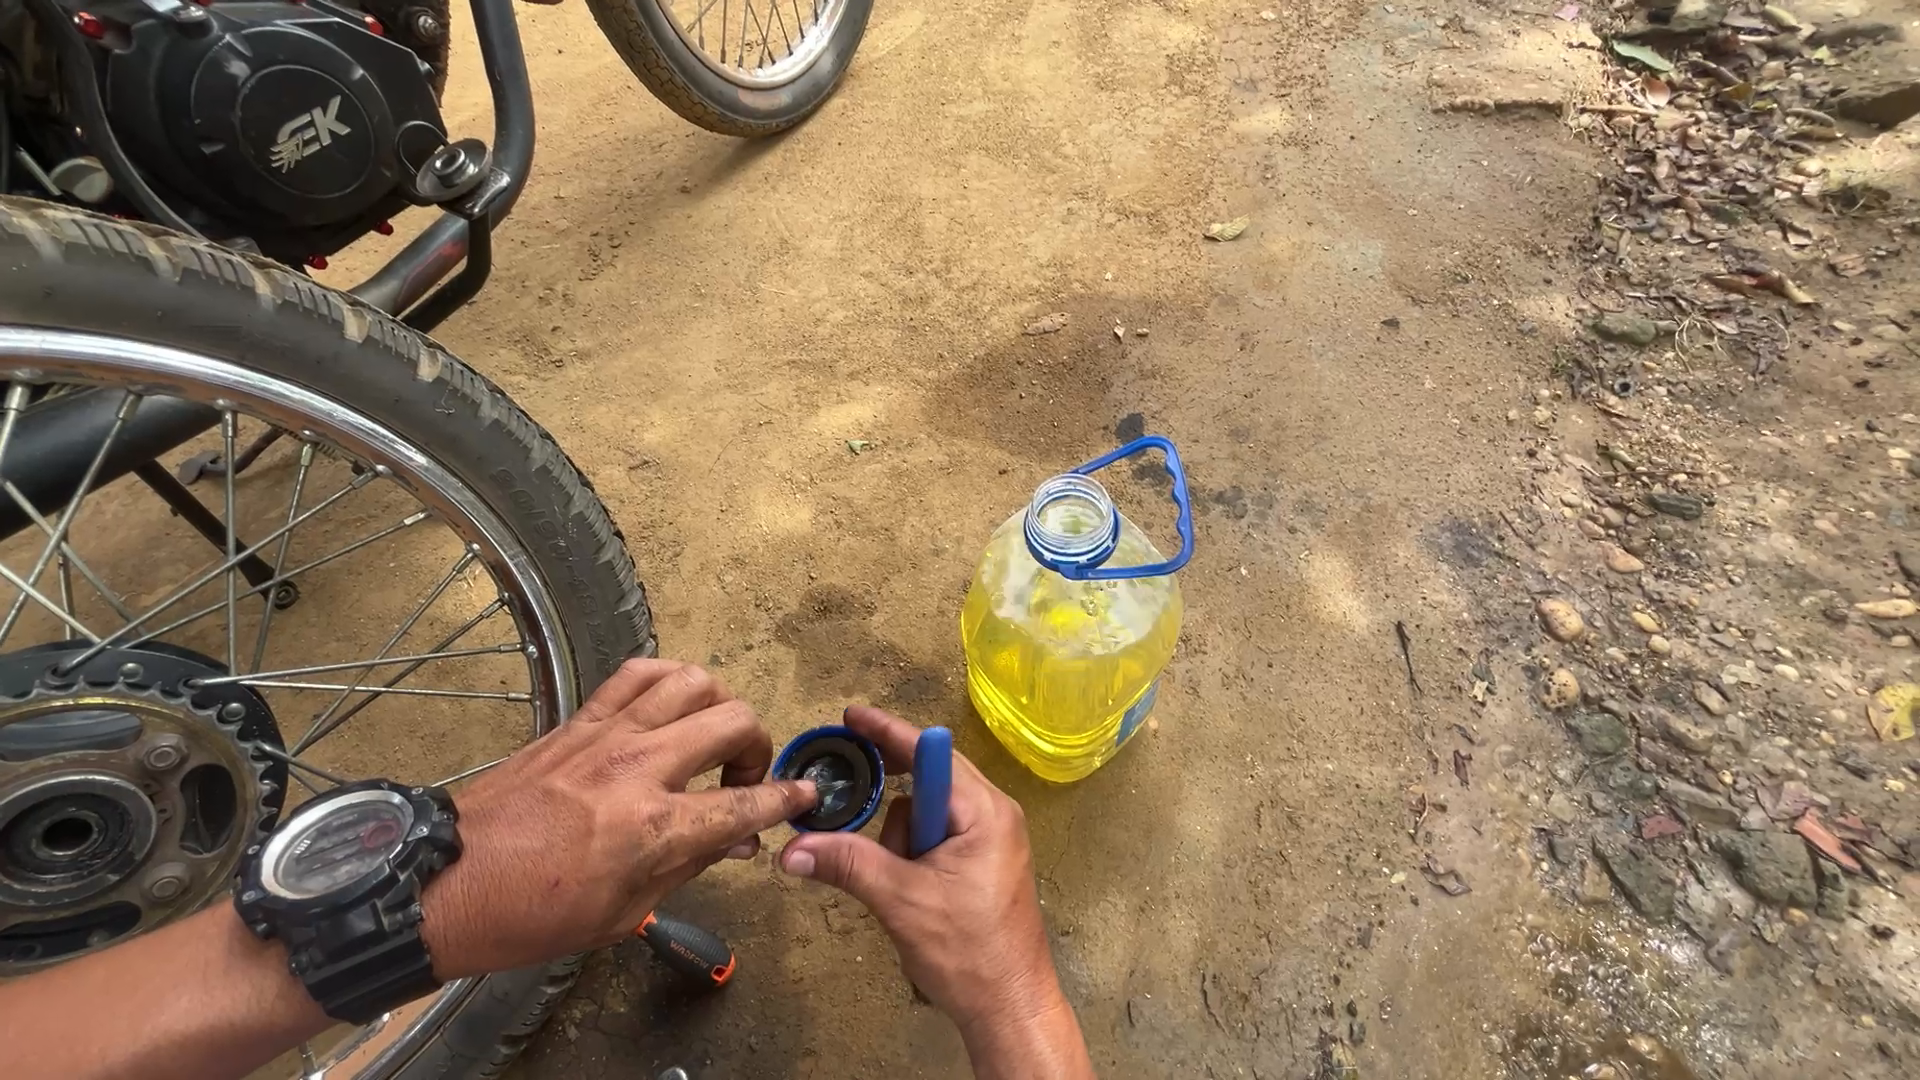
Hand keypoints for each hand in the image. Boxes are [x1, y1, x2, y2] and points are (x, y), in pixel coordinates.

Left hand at [418, 660, 816, 978]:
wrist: (445, 883)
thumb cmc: (535, 914)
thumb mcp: (624, 912)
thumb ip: (693, 862)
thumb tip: (742, 838)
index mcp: (655, 828)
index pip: (747, 802)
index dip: (787, 797)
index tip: (806, 793)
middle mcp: (642, 769)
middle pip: (735, 721)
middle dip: (758, 745)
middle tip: (742, 773)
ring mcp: (611, 734)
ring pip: (695, 682)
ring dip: (719, 704)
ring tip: (709, 733)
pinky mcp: (583, 717)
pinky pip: (641, 671)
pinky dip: (669, 677)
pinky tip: (671, 701)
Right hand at [777, 707, 1066, 1038]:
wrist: (1011, 1007)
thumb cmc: (968, 951)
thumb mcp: (901, 901)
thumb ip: (847, 864)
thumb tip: (789, 849)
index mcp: (984, 810)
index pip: (929, 753)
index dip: (888, 732)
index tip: (852, 716)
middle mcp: (993, 811)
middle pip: (930, 773)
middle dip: (890, 782)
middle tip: (850, 779)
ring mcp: (992, 834)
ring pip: (930, 807)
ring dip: (902, 832)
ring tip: (900, 878)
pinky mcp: (985, 857)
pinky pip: (940, 828)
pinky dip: (914, 844)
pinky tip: (908, 881)